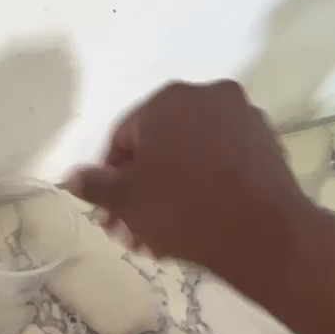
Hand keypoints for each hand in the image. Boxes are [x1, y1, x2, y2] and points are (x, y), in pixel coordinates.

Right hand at [69, 80, 317, 277]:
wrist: (257, 230)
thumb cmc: (180, 210)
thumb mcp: (125, 201)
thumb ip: (95, 186)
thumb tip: (70, 177)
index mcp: (166, 102)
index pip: (122, 138)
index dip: (108, 179)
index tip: (108, 214)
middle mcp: (205, 96)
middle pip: (157, 147)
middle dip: (138, 191)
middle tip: (129, 231)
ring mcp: (240, 115)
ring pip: (187, 157)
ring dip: (165, 194)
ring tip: (157, 237)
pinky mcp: (263, 140)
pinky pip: (217, 162)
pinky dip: (199, 187)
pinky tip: (191, 222)